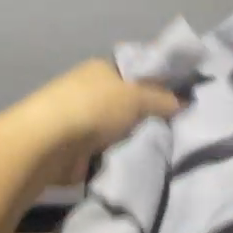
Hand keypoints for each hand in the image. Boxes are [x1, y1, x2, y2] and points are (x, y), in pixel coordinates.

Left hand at [7, 59, 181, 163]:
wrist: (48, 144)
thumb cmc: (94, 108)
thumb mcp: (137, 97)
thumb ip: (163, 99)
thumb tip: (184, 102)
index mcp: (102, 68)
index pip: (136, 71)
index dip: (158, 82)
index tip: (182, 99)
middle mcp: (91, 90)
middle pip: (129, 102)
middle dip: (148, 116)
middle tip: (177, 129)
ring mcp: (82, 120)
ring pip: (120, 129)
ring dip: (134, 140)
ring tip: (164, 150)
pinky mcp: (77, 149)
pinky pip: (109, 152)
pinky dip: (120, 157)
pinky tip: (141, 164)